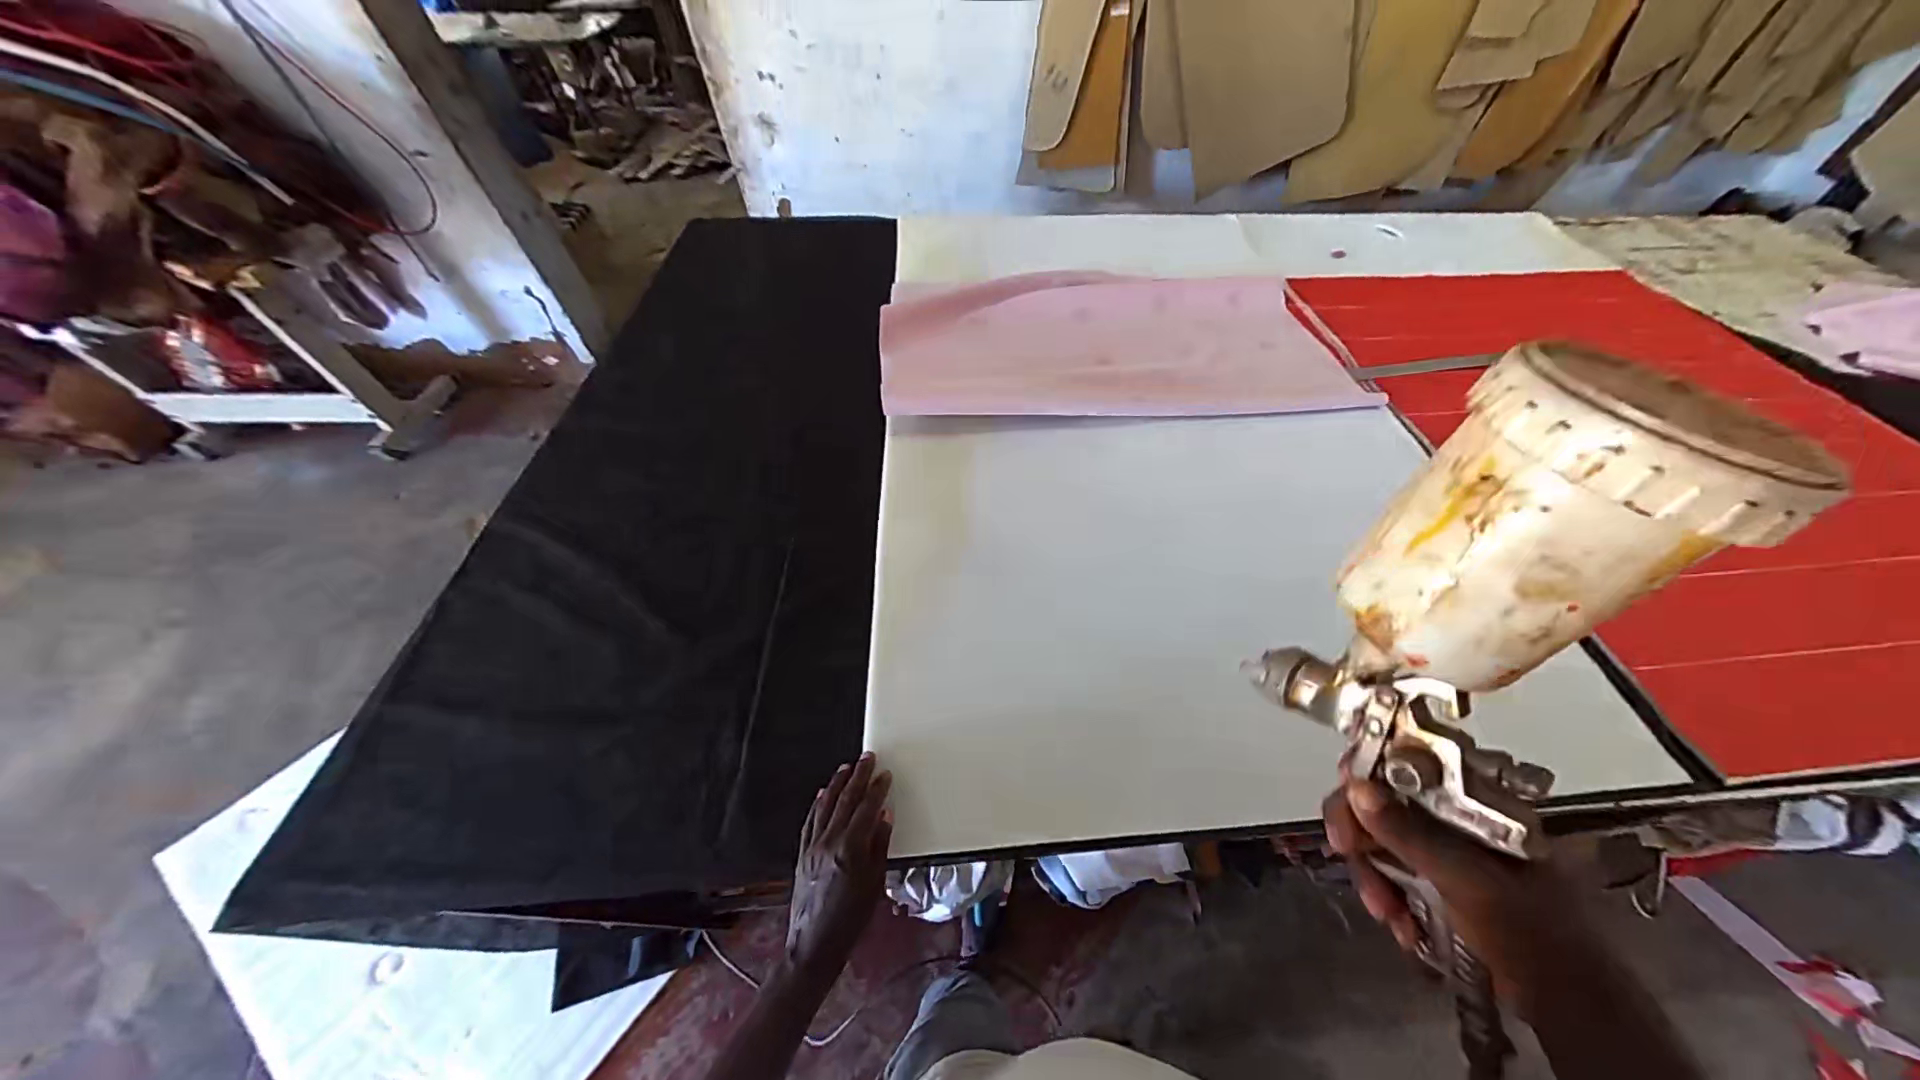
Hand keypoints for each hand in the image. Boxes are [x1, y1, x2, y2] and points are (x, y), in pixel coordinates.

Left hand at [785, 752, 892, 977]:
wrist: (814, 944)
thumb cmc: (851, 919)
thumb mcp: (874, 883)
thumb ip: (879, 846)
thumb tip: (884, 817)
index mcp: (850, 848)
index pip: (866, 808)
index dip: (877, 789)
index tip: (884, 774)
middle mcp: (829, 841)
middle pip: (845, 800)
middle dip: (858, 777)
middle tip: (867, 758)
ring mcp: (812, 845)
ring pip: (826, 805)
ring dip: (838, 784)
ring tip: (846, 767)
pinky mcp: (802, 853)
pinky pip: (810, 820)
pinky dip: (818, 804)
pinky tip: (823, 793)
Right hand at [1322, 775, 1596, 1000]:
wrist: (1572, 1013)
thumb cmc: (1534, 937)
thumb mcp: (1471, 883)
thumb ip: (1412, 835)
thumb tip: (1357, 788)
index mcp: (1478, 802)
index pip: (1413, 763)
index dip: (1371, 768)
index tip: (1346, 791)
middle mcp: (1457, 818)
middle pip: (1384, 799)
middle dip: (1360, 829)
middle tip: (1345, 849)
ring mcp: (1446, 851)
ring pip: (1379, 838)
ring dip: (1371, 873)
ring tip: (1386, 910)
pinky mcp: (1435, 882)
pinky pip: (1388, 871)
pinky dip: (1385, 895)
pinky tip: (1401, 924)